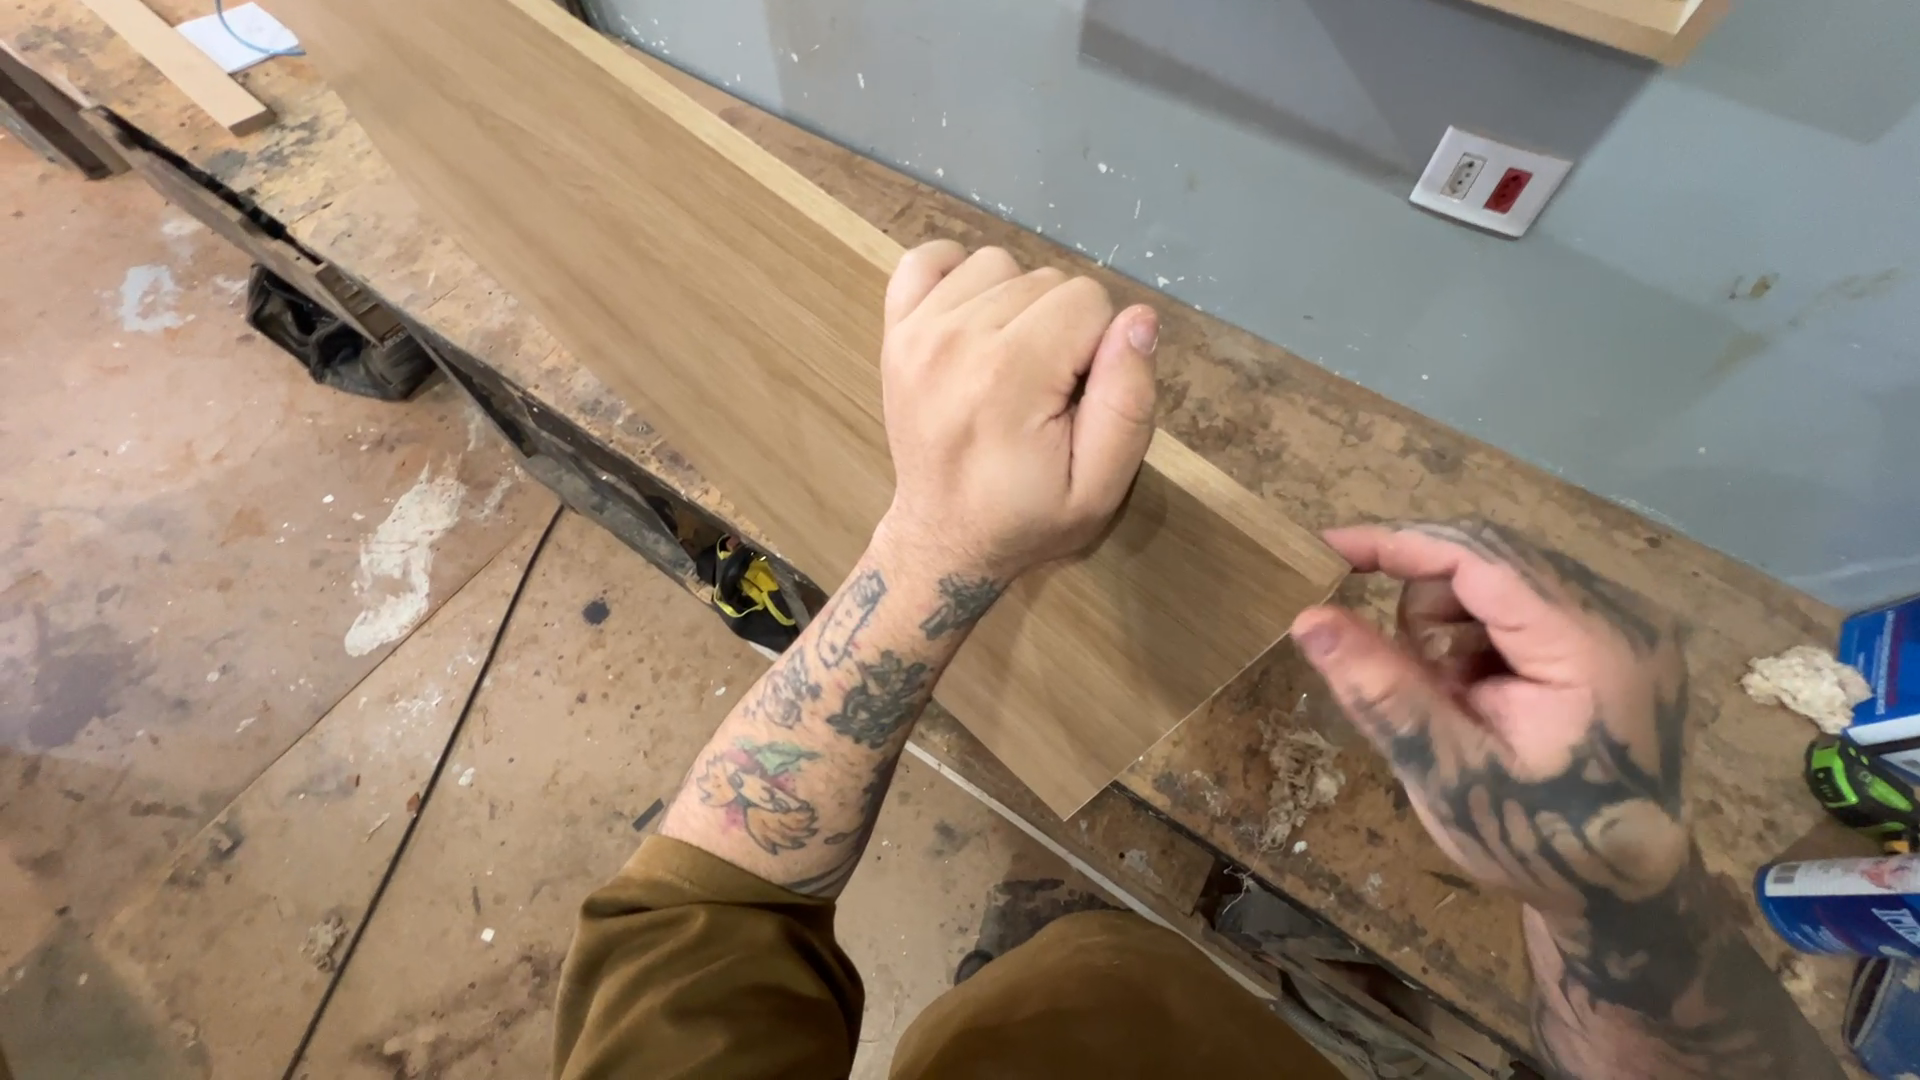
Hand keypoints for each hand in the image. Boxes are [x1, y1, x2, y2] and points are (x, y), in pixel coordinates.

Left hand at [873, 241, 1158, 583]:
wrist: (944, 537)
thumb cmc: (1026, 518)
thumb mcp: (1099, 488)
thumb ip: (1128, 405)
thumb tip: (1138, 319)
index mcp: (1009, 377)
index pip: (1089, 301)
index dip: (1099, 348)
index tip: (1076, 398)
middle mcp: (956, 340)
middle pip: (1047, 280)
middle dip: (1062, 330)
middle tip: (1044, 393)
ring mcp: (917, 331)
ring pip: (1000, 265)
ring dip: (1017, 305)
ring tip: (1010, 364)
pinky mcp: (894, 331)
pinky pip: (930, 259)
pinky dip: (958, 278)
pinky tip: (972, 323)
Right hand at [1290, 521, 1691, 924]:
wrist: (1619, 892)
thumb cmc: (1534, 840)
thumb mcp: (1443, 770)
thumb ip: (1379, 689)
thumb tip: (1306, 618)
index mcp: (1592, 647)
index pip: (1482, 558)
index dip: (1396, 543)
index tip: (1324, 548)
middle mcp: (1620, 616)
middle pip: (1488, 556)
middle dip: (1420, 599)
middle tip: (1396, 662)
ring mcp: (1620, 624)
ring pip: (1492, 572)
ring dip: (1442, 620)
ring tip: (1447, 693)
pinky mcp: (1606, 635)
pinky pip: (1511, 596)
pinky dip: (1467, 631)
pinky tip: (1474, 688)